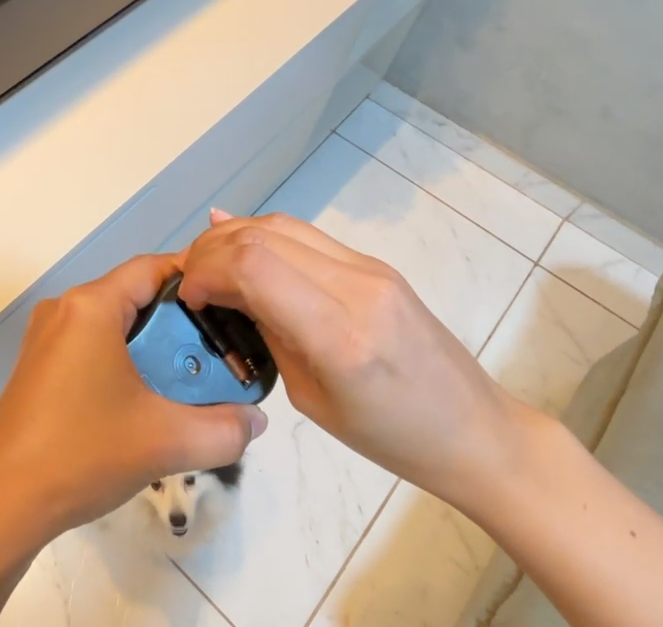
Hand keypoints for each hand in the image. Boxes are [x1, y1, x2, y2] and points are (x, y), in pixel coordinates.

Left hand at [0, 255, 267, 626]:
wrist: (5, 502)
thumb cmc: (84, 453)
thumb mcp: (167, 441)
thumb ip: (225, 429)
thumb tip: (255, 420)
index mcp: (91, 306)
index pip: (153, 268)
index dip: (197, 280)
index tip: (233, 306)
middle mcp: (65, 309)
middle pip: (135, 297)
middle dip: (180, 326)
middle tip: (219, 357)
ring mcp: (46, 338)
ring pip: (115, 325)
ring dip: (154, 349)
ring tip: (189, 384)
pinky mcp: (39, 366)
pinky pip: (93, 347)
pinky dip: (125, 363)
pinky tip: (146, 402)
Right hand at [178, 211, 525, 504]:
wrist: (474, 429)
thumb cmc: (390, 438)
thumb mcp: (311, 398)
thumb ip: (269, 333)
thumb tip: (224, 288)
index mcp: (339, 335)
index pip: (254, 266)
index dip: (207, 270)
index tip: (188, 296)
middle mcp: (356, 286)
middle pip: (263, 235)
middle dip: (212, 247)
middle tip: (189, 276)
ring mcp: (370, 268)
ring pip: (283, 224)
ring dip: (235, 235)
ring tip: (208, 262)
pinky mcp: (375, 264)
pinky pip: (306, 236)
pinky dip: (265, 238)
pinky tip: (241, 249)